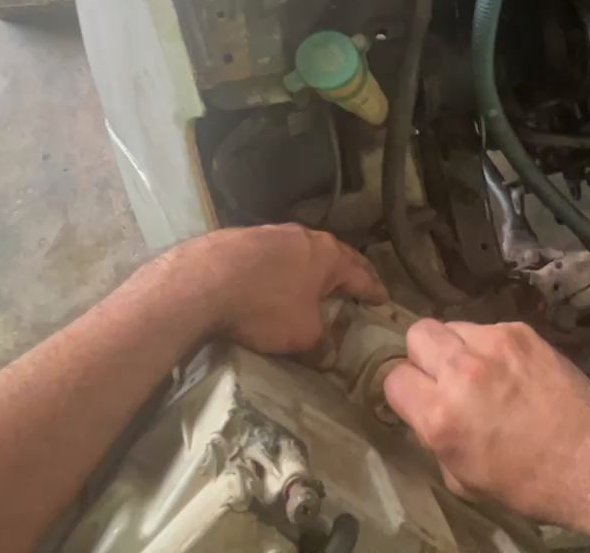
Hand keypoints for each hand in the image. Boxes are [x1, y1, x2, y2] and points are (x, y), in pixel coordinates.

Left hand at [172, 224, 387, 355]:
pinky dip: (283, 266)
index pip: (360, 273)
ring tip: (315, 280)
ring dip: (312, 266)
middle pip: (334, 254)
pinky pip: (275, 252)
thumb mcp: (300, 334)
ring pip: (303, 250)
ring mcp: (274, 233)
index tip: (383, 297)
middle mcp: (306, 237)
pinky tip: (274, 278)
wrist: (206, 279)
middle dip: (347, 270)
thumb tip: (331, 357)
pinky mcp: (245, 237)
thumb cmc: (266, 305)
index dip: (373, 288)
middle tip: (357, 283)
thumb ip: (320, 344)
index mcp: (328, 256)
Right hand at [383, 319, 589, 523]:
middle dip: (424, 354)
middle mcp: (461, 371)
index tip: (418, 398)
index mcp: (441, 416)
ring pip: (453, 325)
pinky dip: (490, 346)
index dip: (405, 390)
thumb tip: (425, 409)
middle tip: (444, 376)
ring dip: (458, 347)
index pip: (394, 377)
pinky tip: (510, 369)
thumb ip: (434, 436)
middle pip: (418, 333)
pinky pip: (488, 328)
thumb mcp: (462, 478)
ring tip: (481, 372)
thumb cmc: (527, 482)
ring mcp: (493, 343)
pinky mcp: (520, 330)